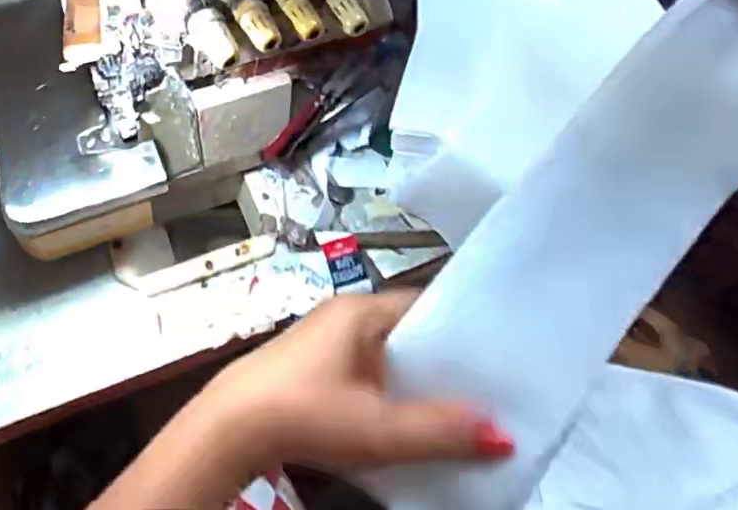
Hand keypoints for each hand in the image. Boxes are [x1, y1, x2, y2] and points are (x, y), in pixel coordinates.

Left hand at [193, 291, 512, 473]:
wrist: (236, 423)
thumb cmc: (306, 411)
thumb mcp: (377, 427)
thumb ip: (439, 430)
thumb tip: (501, 432)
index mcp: (361, 310)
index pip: (425, 305)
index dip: (463, 330)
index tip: (501, 357)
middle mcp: (347, 315)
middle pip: (410, 333)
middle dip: (445, 364)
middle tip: (494, 394)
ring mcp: (331, 340)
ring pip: (390, 356)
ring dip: (419, 383)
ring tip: (465, 413)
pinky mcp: (320, 365)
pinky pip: (371, 372)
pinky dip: (394, 392)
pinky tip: (413, 423)